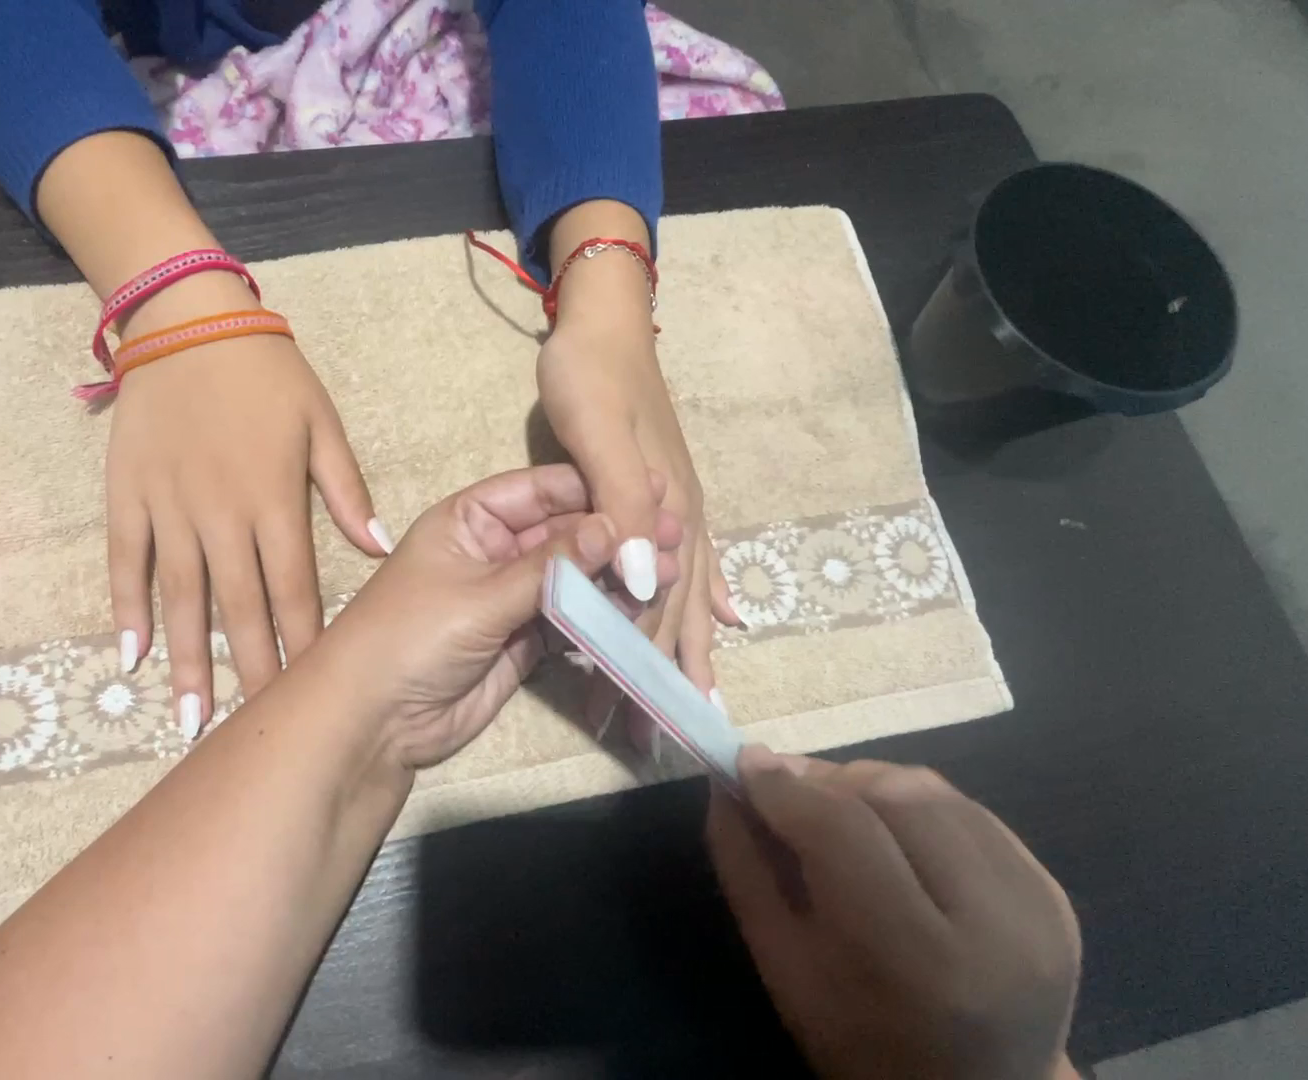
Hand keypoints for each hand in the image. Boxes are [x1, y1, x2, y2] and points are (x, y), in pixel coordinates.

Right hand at [107, 333, 388, 736]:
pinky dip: (127, 608)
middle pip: (240, 608)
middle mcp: (222, 517)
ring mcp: (169, 510)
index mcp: (275, 501)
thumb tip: (382, 547)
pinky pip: (126, 561)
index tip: (313, 691)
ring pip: (181, 597)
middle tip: (253, 730)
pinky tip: (131, 654)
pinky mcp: (127, 497)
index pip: (295, 589)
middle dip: (250, 670)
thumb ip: (348, 490)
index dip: (304, 642)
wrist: (188, 322)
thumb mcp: (322, 423)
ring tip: (189, 717)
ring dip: (188, 659)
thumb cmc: (267, 374)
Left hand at [318, 464, 683, 769]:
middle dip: (612, 540)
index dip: (592, 491)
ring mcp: (511, 597)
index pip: (541, 490)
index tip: (646, 492)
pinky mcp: (524, 640)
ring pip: (572, 579)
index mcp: (471, 519)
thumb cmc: (412, 635)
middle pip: (563, 535)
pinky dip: (601, 619)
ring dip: (614, 580)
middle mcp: (495, 551)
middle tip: (669, 541)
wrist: (375, 720)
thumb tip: (613, 528)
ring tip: (665, 578)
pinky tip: (638, 613)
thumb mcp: (479, 593)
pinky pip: (570, 620)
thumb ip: (549, 565)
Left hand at [538, 307, 740, 747]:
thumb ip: (617, 505)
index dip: (644, 654)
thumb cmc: (587, 376)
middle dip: (666, 667)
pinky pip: (685, 565)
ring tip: (689, 700)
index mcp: (655, 506)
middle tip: (663, 731)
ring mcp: (670, 510)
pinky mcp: (659, 502)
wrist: (602, 323)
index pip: (650, 597)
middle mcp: (672, 517)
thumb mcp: (593, 434)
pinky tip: (721, 626)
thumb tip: (644, 584)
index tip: (641, 714)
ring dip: (681, 648)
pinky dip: (700, 601)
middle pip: (671, 605)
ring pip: (679, 593)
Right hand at [708, 747, 1082, 1079]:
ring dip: (866, 784)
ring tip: (835, 812)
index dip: (785, 788)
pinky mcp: (1054, 890)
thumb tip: (726, 777)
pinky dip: (910, 802)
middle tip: (787, 793)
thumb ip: (744, 863)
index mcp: (918, 961)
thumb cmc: (859, 1038)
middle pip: (892, 795)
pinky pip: (963, 808)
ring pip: (929, 789)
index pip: (843, 832)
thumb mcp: (779, 962)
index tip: (743, 763)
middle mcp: (995, 924)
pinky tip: (889, 833)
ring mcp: (1037, 904)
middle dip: (826, 781)